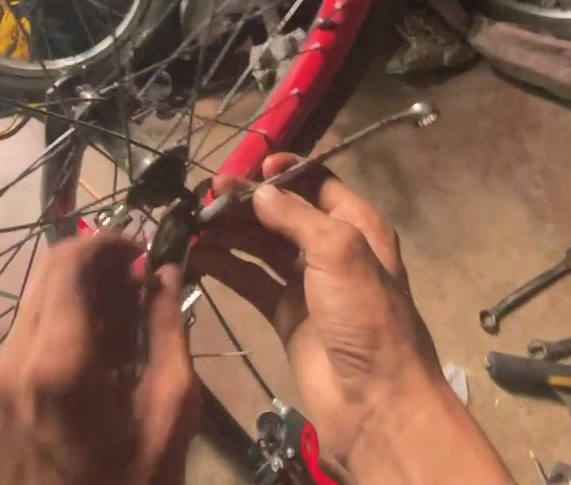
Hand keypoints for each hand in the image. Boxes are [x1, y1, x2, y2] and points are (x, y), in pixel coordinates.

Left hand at [0, 234, 196, 484]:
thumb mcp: (170, 412)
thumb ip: (167, 329)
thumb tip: (165, 272)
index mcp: (58, 362)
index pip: (70, 262)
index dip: (108, 242)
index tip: (145, 253)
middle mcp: (14, 361)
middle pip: (48, 273)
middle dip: (96, 263)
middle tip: (139, 280)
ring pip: (35, 301)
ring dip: (80, 292)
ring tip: (125, 315)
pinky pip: (27, 336)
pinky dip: (62, 323)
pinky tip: (98, 352)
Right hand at [190, 154, 512, 483]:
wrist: (377, 404)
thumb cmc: (365, 316)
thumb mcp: (339, 252)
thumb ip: (296, 217)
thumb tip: (258, 193)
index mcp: (355, 225)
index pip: (316, 181)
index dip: (284, 171)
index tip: (251, 167)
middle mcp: (330, 248)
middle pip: (282, 211)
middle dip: (246, 200)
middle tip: (208, 194)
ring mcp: (306, 282)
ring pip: (262, 244)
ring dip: (230, 231)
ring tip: (194, 222)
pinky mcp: (284, 314)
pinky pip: (251, 280)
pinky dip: (226, 266)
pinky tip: (198, 255)